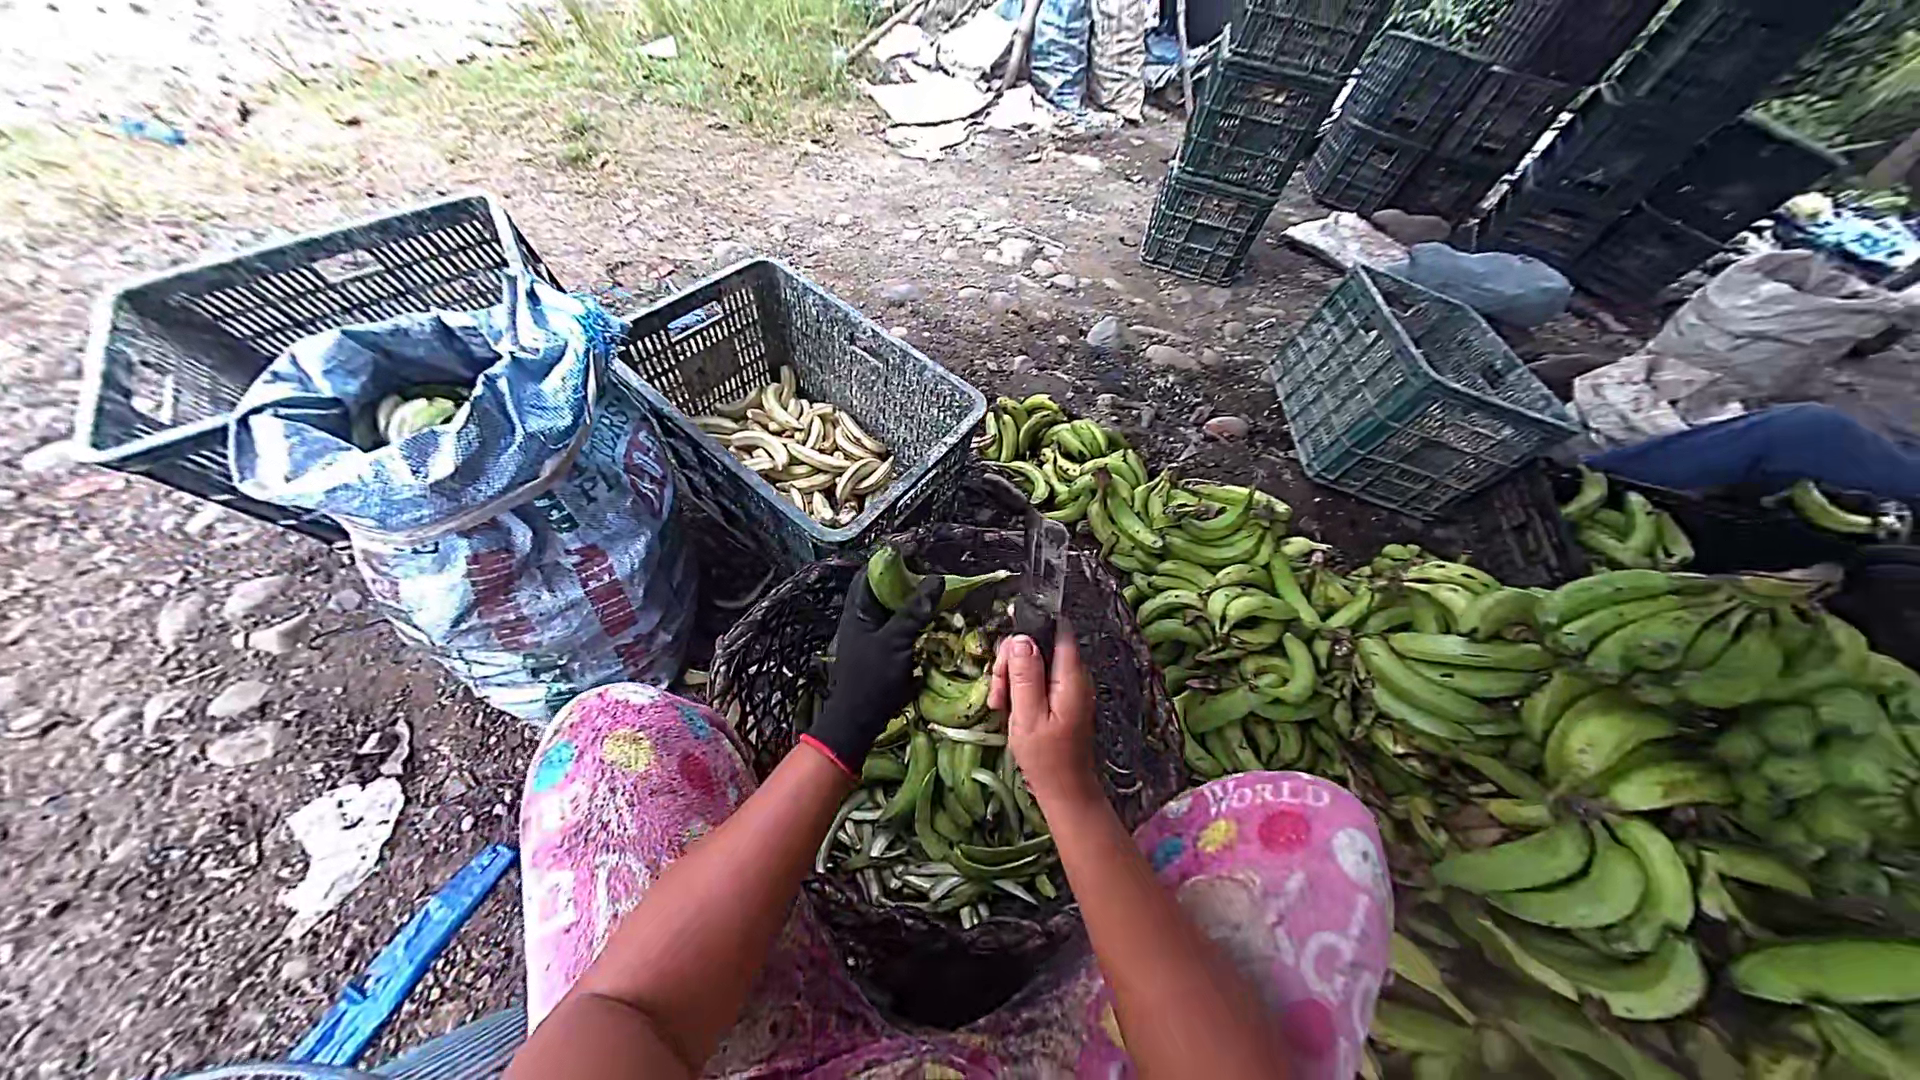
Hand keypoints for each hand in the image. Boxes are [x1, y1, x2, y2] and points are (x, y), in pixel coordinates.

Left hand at [806, 572, 942, 774]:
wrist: (859, 721)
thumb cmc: (871, 679)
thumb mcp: (895, 641)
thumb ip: (914, 611)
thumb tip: (936, 580)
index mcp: (857, 612)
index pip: (869, 575)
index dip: (890, 561)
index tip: (914, 551)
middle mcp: (862, 620)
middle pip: (883, 591)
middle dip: (906, 580)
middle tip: (931, 574)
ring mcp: (871, 637)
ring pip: (892, 610)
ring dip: (911, 601)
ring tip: (936, 593)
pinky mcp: (882, 652)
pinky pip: (899, 628)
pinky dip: (914, 621)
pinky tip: (931, 620)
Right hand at [990, 619, 1098, 808]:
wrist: (1065, 792)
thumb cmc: (1047, 759)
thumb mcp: (1028, 716)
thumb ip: (1025, 676)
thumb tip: (1020, 639)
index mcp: (1071, 676)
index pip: (1057, 629)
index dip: (1030, 628)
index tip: (1005, 647)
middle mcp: (1075, 676)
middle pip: (1040, 645)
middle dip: (1013, 660)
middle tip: (998, 690)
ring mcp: (1069, 687)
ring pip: (1035, 663)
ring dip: (1012, 677)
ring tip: (1000, 704)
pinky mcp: (1062, 698)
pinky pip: (1038, 680)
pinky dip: (1020, 689)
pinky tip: (1009, 708)